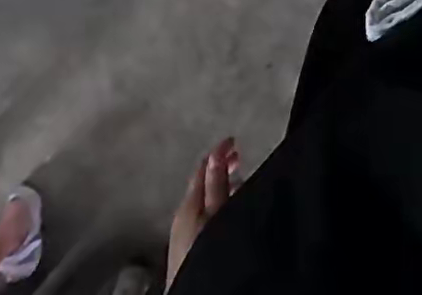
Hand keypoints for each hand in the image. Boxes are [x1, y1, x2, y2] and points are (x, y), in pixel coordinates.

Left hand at [166, 138, 239, 288]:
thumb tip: (217, 152)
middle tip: (239, 158)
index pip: (202, 166)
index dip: (219, 151)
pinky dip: (214, 203)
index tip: (235, 141)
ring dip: (218, 186)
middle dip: (219, 167)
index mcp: (189, 202)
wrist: (193, 293)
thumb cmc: (206, 252)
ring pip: (202, 198)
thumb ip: (216, 186)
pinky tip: (225, 211)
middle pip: (201, 182)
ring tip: (239, 182)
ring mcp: (181, 231)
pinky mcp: (186, 248)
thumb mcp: (217, 216)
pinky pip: (201, 214)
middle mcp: (182, 213)